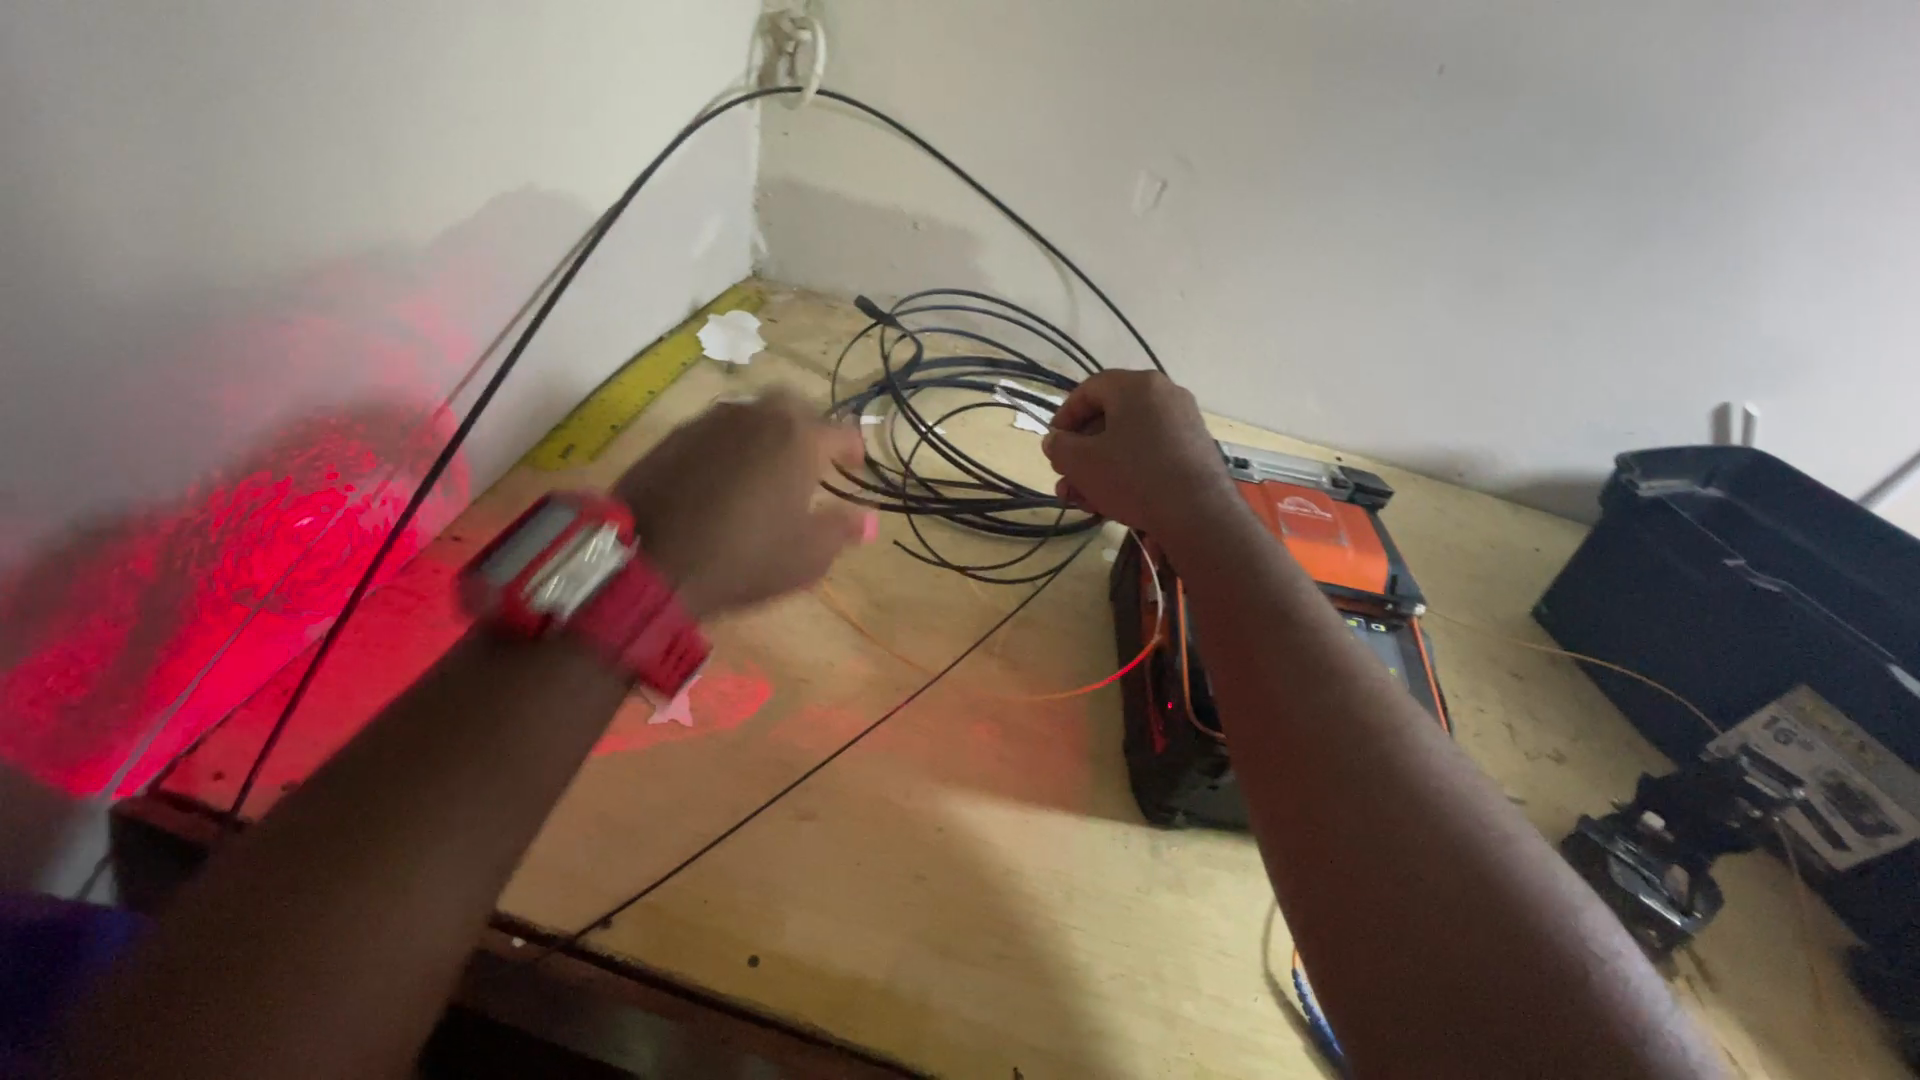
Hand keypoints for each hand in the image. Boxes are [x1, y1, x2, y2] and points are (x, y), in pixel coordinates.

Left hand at [613, 389, 875, 618]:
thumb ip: (842, 529)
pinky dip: (731, 443)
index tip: (854, 467)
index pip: (842, 431)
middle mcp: (758, 415)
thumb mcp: (808, 556)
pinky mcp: (675, 435)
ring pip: (753, 411)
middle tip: (811, 457)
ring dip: (768, 430)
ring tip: (768, 463)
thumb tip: (866, 518)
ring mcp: (712, 420)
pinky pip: (717, 428)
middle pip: (794, 404)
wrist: (652, 561)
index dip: (853, 450)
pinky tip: (726, 473)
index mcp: (800, 438)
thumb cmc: (745, 558)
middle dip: (809, 426)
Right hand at [1041, 371, 1238, 540]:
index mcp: (1137, 385)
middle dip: (1082, 451)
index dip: (1064, 417)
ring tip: (1083, 498)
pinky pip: (1151, 452)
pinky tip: (1112, 501)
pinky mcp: (1195, 449)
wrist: (1197, 513)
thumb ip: (1060, 447)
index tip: (1053, 444)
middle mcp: (1164, 395)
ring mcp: (1184, 422)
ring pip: (1129, 440)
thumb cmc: (1132, 477)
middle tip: (1066, 477)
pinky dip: (1128, 471)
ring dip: (1100, 467)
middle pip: (1110, 418)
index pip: (1089, 390)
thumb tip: (1055, 441)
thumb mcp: (1081, 462)